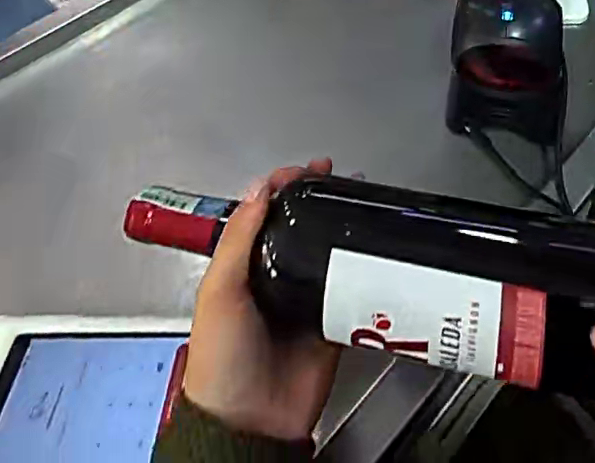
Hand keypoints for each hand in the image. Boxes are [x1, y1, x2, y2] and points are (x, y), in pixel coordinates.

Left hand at [182, 158, 341, 442]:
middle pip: (300, 224)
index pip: (265, 213)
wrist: (252, 422)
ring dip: (342, 221)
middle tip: (336, 176)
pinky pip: (351, 283)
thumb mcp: (220, 291)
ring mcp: (305, 294)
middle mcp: (276, 274)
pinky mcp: (332, 316)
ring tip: (359, 197)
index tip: (303, 171)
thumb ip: (239, 238)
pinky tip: (373, 241)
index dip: (282, 186)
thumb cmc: (222, 358)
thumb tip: (261, 187)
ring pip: (327, 246)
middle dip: (317, 197)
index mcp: (244, 266)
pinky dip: (362, 261)